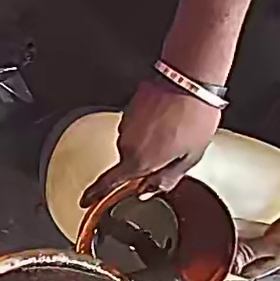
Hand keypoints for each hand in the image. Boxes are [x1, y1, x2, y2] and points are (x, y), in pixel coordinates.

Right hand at [81, 80, 222, 206]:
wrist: (190, 79)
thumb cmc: (194, 116)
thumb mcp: (190, 158)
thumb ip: (166, 179)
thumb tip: (148, 191)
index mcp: (139, 161)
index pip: (108, 183)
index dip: (94, 195)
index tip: (85, 201)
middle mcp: (126, 144)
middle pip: (130, 162)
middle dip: (148, 161)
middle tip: (174, 151)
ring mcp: (126, 124)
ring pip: (135, 142)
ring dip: (151, 141)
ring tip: (176, 130)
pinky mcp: (130, 108)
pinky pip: (138, 124)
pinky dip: (152, 125)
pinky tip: (171, 118)